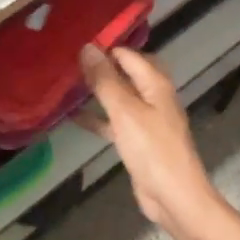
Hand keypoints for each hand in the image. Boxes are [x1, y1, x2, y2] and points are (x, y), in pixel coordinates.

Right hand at [77, 45, 220, 230]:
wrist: (174, 196)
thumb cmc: (152, 150)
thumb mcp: (125, 112)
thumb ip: (106, 81)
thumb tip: (88, 48)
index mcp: (155, 84)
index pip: (128, 54)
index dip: (105, 47)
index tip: (74, 43)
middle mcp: (153, 97)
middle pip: (125, 74)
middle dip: (100, 67)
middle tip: (68, 61)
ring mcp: (146, 120)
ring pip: (118, 97)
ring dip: (97, 91)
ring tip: (66, 83)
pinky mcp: (137, 141)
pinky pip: (114, 121)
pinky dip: (97, 117)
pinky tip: (72, 116)